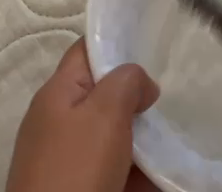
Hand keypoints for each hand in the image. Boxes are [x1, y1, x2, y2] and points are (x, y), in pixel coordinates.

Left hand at [6, 38, 159, 191]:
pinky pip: (111, 167)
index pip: (87, 49)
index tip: (151, 49)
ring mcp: (63, 158)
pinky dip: (133, 169)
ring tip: (165, 140)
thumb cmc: (76, 169)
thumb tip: (141, 86)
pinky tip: (156, 174)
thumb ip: (128, 80)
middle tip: (160, 104)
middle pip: (104, 93)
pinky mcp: (74, 186)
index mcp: (56, 93)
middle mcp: (56, 121)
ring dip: (139, 137)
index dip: (118, 43)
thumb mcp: (107, 112)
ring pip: (111, 133)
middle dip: (135, 97)